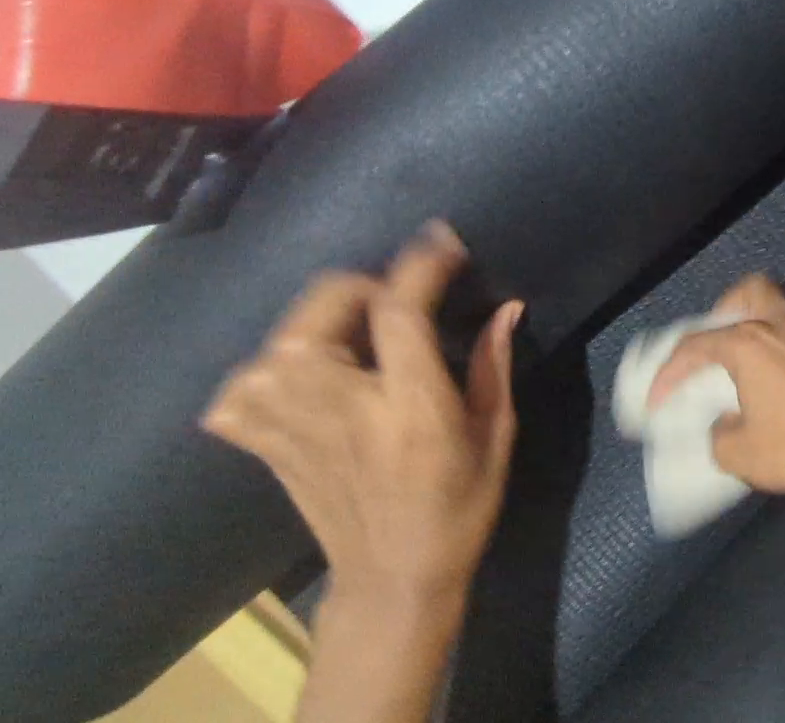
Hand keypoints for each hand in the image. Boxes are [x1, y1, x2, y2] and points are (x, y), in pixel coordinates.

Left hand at [202, 221, 521, 606]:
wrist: (392, 575)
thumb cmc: (461, 503)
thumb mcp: (496, 432)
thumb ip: (493, 364)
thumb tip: (507, 306)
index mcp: (412, 408)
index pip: (401, 313)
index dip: (422, 265)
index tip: (444, 242)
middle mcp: (343, 410)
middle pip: (324, 311)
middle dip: (364, 284)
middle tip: (400, 295)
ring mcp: (293, 430)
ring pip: (281, 340)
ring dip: (323, 322)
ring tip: (357, 332)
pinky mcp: (265, 447)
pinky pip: (242, 390)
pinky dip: (267, 371)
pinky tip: (300, 377)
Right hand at [648, 274, 784, 495]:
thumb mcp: (739, 454)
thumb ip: (719, 433)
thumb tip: (726, 422)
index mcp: (749, 343)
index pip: (696, 346)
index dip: (669, 372)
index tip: (657, 400)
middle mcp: (782, 324)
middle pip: (752, 289)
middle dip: (728, 306)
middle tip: (720, 335)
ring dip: (769, 312)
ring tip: (759, 341)